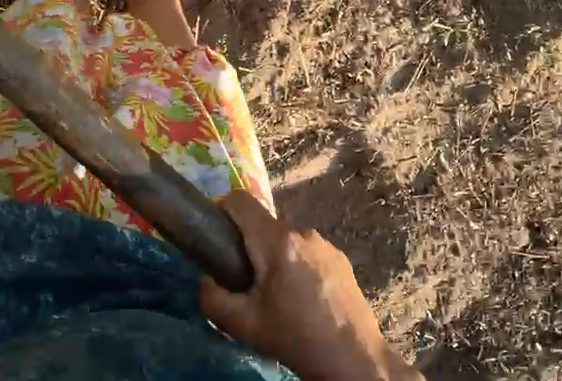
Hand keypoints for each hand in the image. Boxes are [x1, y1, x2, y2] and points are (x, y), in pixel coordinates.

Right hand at [201, 192, 421, 380]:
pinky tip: (303, 296)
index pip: (239, 199)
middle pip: (262, 222)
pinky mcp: (340, 257)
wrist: (355, 362)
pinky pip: (306, 248)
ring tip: (278, 292)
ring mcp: (324, 243)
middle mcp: (301, 231)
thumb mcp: (244, 326)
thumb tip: (206, 279)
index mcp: (276, 241)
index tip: (217, 237)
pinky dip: (296, 263)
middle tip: (246, 279)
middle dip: (248, 243)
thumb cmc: (296, 339)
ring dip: (274, 254)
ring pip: (285, 236)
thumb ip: (213, 299)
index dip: (221, 210)